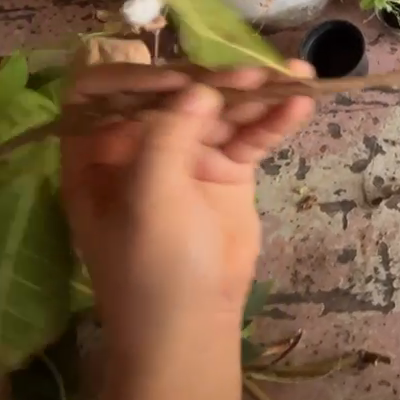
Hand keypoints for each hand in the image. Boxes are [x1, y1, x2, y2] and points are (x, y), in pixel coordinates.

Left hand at [59, 61, 314, 338]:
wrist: (193, 325)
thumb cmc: (152, 269)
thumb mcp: (149, 203)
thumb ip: (168, 140)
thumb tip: (199, 88)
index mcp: (100, 152)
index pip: (104, 93)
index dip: (138, 77)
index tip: (183, 82)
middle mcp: (142, 145)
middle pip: (179, 94)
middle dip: (219, 80)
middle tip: (259, 74)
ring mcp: (189, 155)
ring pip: (223, 110)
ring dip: (259, 93)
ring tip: (297, 77)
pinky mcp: (229, 168)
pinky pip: (251, 134)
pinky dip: (275, 120)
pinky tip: (300, 105)